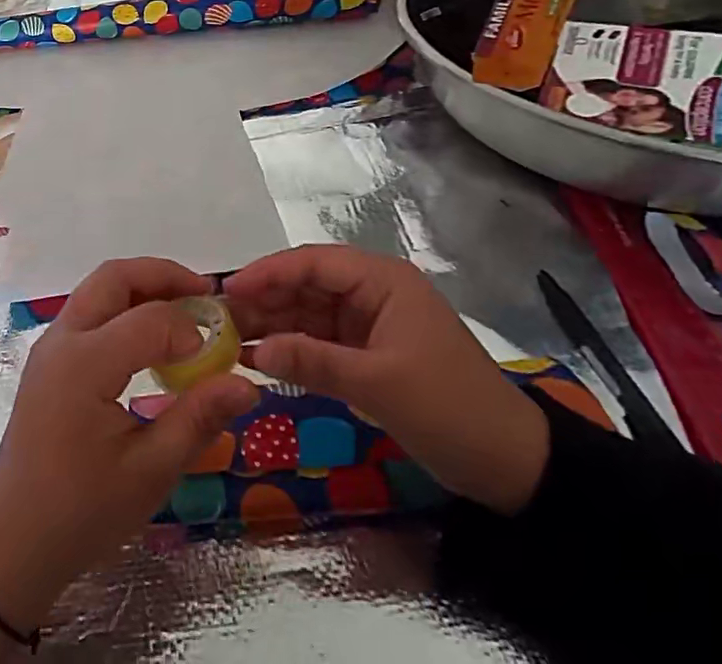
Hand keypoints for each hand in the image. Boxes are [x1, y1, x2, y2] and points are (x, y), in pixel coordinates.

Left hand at [0, 259, 259, 627]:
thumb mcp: (150, 471)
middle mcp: (63, 341)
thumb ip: (199, 418)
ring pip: (101, 288)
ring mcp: (52, 347)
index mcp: (84, 364)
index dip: (189, 330)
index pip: (149, 319)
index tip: (215, 358)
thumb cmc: (81, 511)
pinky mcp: (52, 360)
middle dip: (165, 276)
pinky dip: (128, 307)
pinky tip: (154, 340)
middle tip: (206, 296)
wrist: (13, 541)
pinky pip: (92, 311)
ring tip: (186, 311)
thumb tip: (248, 384)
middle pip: (115, 277)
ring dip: (145, 288)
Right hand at [224, 245, 550, 514]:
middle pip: (308, 285)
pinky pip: (321, 341)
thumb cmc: (447, 408)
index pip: (316, 263)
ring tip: (227, 339)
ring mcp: (370, 323)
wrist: (505, 459)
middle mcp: (374, 293)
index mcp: (384, 282)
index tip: (227, 290)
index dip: (269, 272)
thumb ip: (313, 361)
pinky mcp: (368, 353)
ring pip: (310, 313)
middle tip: (217, 320)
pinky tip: (259, 359)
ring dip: (274, 324)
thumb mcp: (377, 384)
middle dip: (265, 299)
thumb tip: (251, 351)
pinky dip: (292, 348)